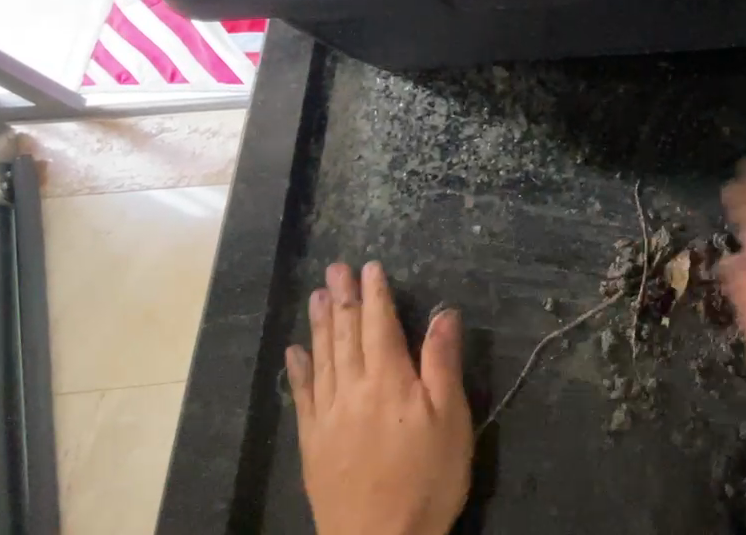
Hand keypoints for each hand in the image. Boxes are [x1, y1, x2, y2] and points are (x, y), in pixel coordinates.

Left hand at [287, 261, 471, 534]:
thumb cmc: (427, 477)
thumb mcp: (450, 418)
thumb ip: (443, 362)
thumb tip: (443, 313)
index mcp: (389, 380)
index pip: (380, 325)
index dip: (375, 294)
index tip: (370, 267)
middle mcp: (353, 390)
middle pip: (345, 335)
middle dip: (342, 299)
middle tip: (335, 268)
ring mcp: (328, 417)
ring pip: (322, 358)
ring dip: (319, 325)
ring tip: (316, 295)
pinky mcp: (313, 444)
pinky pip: (302, 396)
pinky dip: (299, 369)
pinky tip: (295, 352)